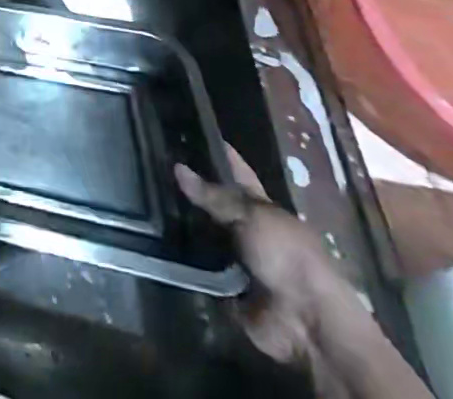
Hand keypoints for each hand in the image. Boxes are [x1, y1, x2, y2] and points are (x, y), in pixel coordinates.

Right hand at [176, 151, 361, 367]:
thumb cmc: (286, 254)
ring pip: (203, 237)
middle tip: (155, 172)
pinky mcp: (225, 289)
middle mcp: (248, 230)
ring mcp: (236, 260)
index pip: (238, 173)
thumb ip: (215, 196)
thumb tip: (178, 168)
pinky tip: (156, 246)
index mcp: (262, 207)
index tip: (198, 134)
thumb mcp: (252, 216)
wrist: (304, 319)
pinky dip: (182, 263)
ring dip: (182, 227)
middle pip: (216, 206)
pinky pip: (198, 271)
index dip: (223, 155)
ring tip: (147, 205)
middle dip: (192, 192)